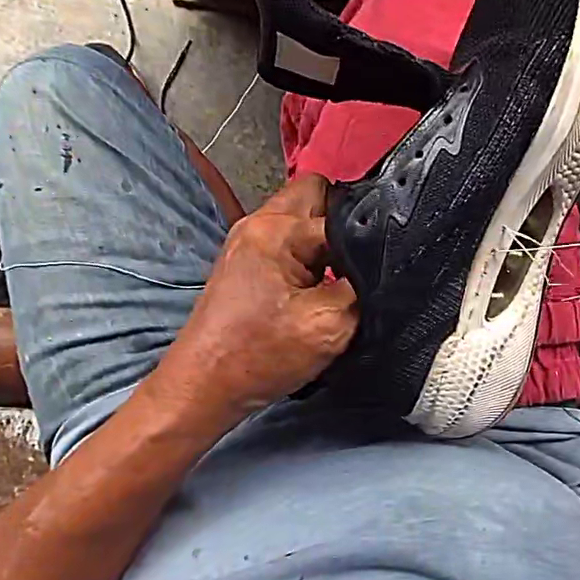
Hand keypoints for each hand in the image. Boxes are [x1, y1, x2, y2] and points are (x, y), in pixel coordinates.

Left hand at [138, 173, 357, 429]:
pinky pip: (288, 239)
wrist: (204, 386)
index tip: (368, 270)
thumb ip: (361, 285)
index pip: (342, 212)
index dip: (364, 242)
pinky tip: (312, 289)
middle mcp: (258, 223)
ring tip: (332, 279)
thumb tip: (375, 267)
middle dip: (343, 221)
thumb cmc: (255, 357)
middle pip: (317, 193)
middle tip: (351, 262)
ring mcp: (248, 240)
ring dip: (323, 241)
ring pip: (303, 216)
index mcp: (277, 230)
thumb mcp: (331, 324)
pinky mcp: (247, 261)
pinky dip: (306, 256)